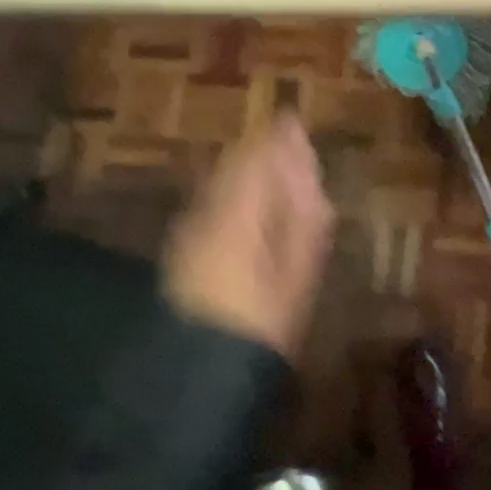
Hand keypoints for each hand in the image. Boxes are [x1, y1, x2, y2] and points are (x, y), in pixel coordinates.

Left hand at [162, 114, 333, 358]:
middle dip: (259, 149)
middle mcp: (207, 210)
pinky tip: (247, 208)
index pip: (257, 155)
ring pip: (218, 182)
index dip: (277, 136)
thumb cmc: (263, 319)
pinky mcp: (182, 251)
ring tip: (272, 169)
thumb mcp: (297, 268)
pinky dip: (231, 193)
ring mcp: (189, 230)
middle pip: (232, 164)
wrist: (202, 369)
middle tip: (286, 140)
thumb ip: (304, 212)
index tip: (294, 119)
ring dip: (243, 169)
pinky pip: (210, 203)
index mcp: (238, 209)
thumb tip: (308, 167)